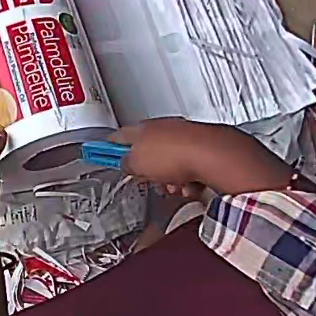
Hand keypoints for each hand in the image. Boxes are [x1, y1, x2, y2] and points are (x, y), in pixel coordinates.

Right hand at [114, 118, 292, 195]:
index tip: (101, 154)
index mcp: (143, 128)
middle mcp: (163, 129)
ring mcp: (184, 137)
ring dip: (168, 179)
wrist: (214, 156)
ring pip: (169, 163)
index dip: (108, 149)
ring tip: (172, 186)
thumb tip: (124, 164)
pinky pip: (188, 169)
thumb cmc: (177, 154)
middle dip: (147, 171)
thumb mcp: (137, 165)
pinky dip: (187, 180)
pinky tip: (189, 186)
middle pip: (146, 153)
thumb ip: (125, 164)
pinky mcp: (203, 149)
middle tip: (146, 180)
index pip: (118, 138)